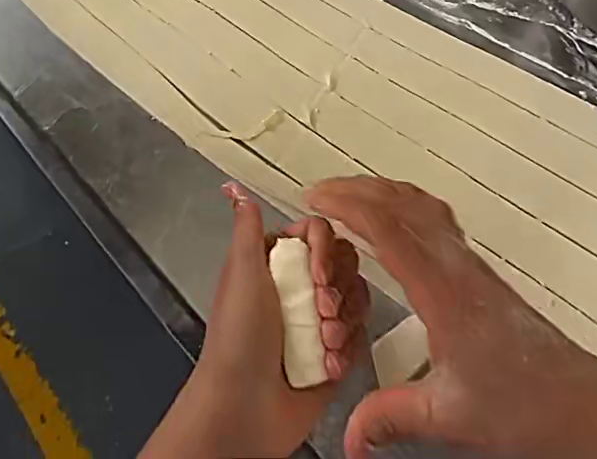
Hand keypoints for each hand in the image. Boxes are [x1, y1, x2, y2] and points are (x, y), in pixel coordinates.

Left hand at [140, 182, 369, 458]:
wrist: (244, 408)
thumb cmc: (237, 337)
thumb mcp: (241, 271)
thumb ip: (247, 226)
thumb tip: (236, 189)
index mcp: (278, 260)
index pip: (320, 233)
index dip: (324, 252)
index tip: (317, 275)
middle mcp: (301, 284)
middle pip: (344, 262)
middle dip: (338, 289)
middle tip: (321, 311)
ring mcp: (319, 319)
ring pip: (356, 298)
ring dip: (343, 322)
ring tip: (323, 342)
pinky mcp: (335, 352)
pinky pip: (360, 337)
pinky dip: (346, 351)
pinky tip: (326, 364)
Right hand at [309, 177, 596, 458]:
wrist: (581, 404)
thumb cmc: (526, 406)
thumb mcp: (451, 417)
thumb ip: (392, 419)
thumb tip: (350, 435)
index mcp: (442, 291)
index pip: (388, 229)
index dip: (348, 206)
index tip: (318, 198)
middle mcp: (455, 265)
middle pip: (399, 203)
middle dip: (354, 189)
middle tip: (320, 192)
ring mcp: (467, 260)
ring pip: (419, 202)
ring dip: (380, 188)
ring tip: (349, 192)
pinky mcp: (475, 265)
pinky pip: (434, 213)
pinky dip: (405, 198)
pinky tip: (396, 210)